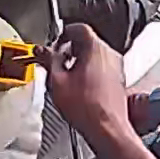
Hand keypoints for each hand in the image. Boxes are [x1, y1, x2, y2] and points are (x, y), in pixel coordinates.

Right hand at [45, 24, 132, 146]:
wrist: (106, 130)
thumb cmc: (86, 108)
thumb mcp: (57, 81)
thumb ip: (48, 61)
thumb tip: (42, 52)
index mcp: (95, 49)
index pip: (78, 28)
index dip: (62, 34)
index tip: (54, 46)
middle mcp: (109, 55)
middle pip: (87, 41)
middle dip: (69, 49)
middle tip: (56, 61)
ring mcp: (116, 68)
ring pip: (95, 55)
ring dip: (79, 61)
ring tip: (66, 76)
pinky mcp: (118, 81)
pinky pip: (102, 68)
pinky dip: (90, 72)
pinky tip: (79, 87)